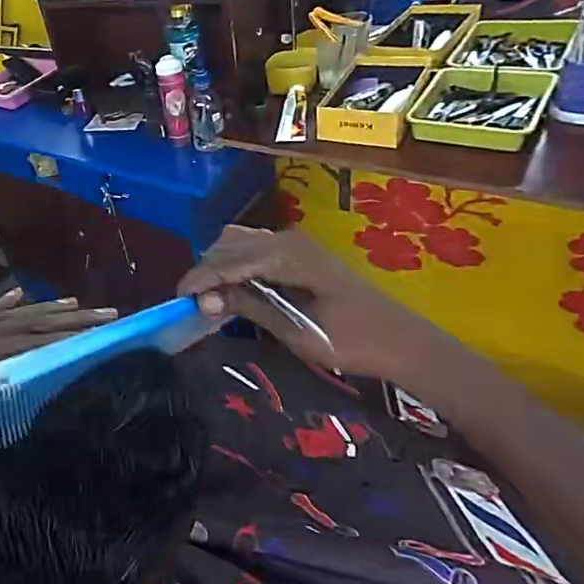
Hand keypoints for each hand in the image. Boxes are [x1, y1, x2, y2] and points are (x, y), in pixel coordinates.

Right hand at [177, 225, 456, 379]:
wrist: (404, 343)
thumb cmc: (354, 342)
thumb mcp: (298, 331)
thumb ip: (251, 308)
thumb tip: (205, 300)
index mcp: (290, 255)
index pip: (230, 259)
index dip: (200, 278)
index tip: (179, 300)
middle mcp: (289, 240)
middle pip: (229, 245)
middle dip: (206, 272)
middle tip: (194, 306)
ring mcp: (295, 245)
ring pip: (239, 244)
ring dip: (219, 268)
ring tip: (209, 300)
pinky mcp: (299, 256)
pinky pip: (253, 251)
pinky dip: (235, 267)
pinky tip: (232, 291)